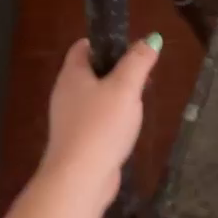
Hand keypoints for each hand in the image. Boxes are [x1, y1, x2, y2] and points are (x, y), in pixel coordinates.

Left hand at [40, 36, 160, 192]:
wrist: (80, 178)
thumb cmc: (102, 125)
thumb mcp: (126, 87)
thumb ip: (139, 61)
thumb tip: (152, 38)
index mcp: (72, 75)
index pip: (83, 47)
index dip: (105, 43)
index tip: (130, 48)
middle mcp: (65, 94)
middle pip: (91, 72)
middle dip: (116, 71)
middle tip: (142, 76)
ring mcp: (69, 119)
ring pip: (94, 97)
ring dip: (116, 96)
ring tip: (139, 102)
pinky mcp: (76, 141)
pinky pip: (95, 120)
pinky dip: (111, 119)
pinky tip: (127, 129)